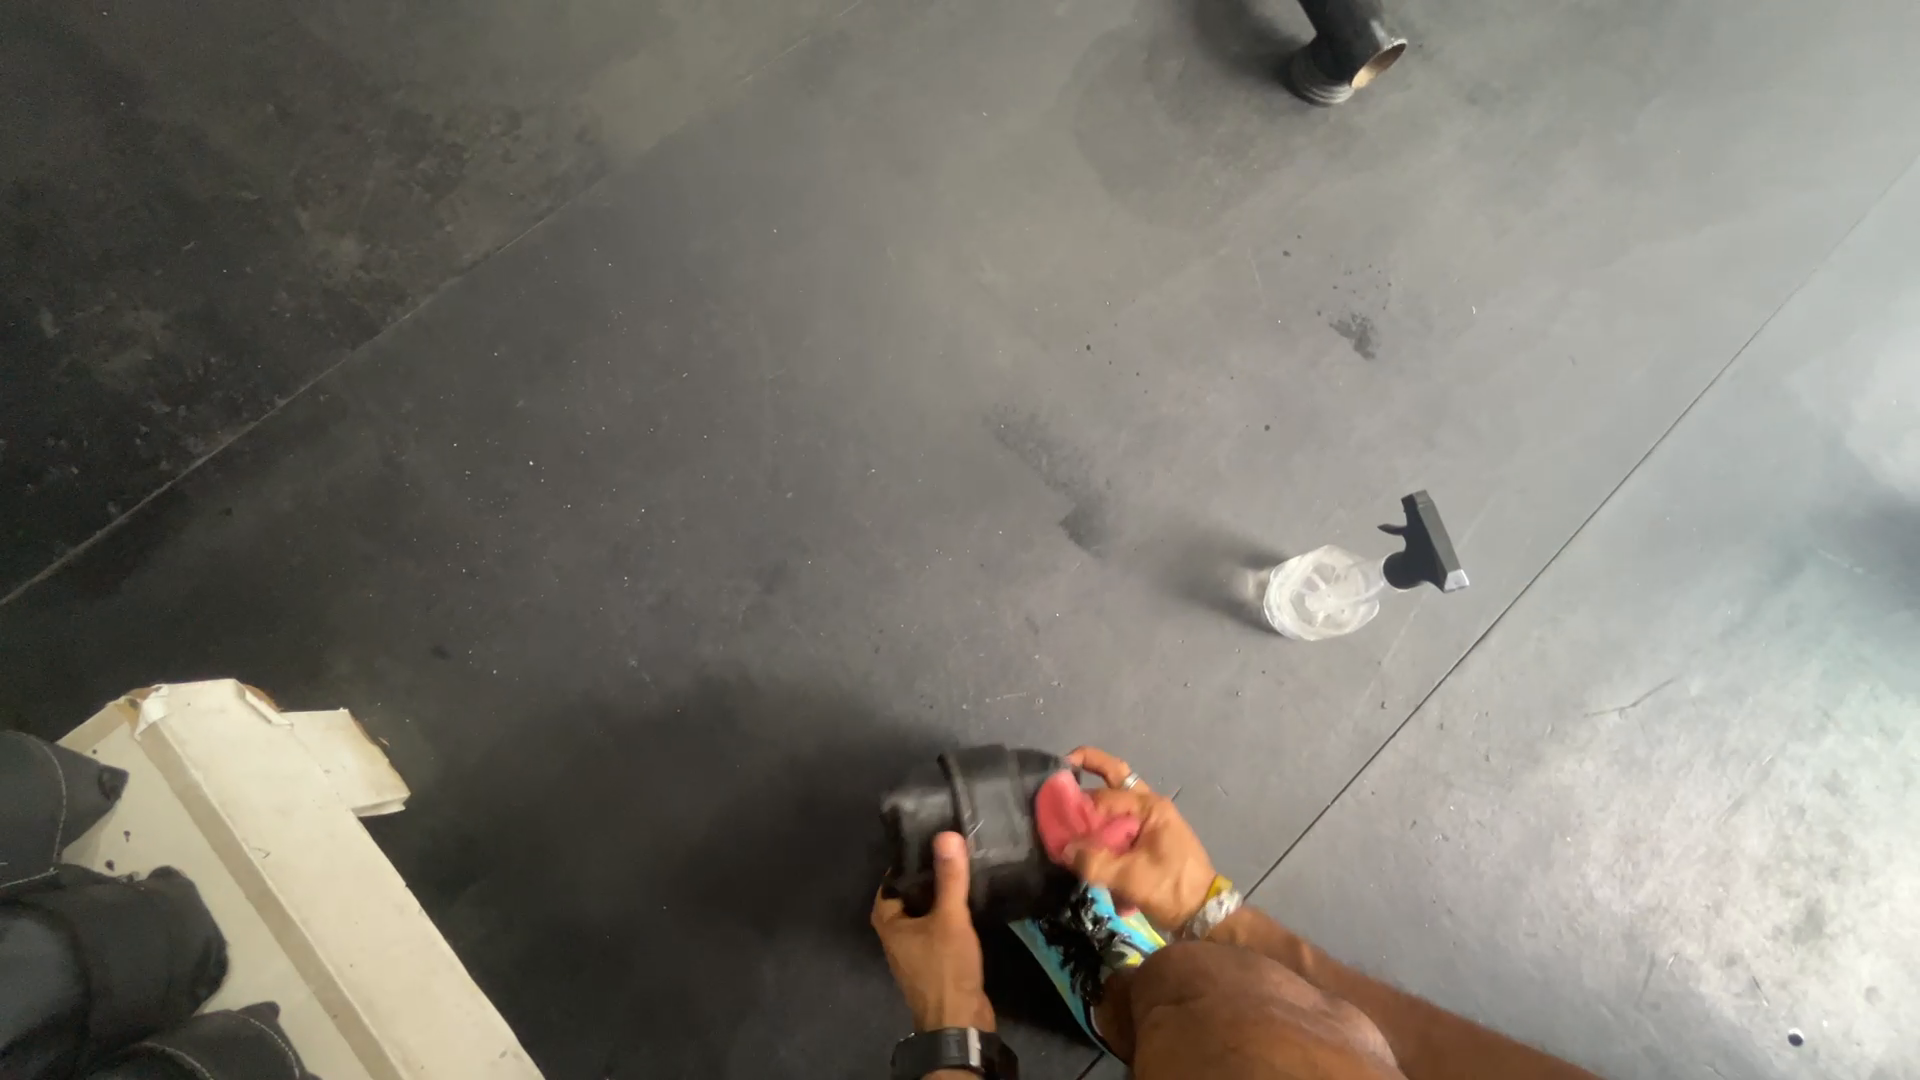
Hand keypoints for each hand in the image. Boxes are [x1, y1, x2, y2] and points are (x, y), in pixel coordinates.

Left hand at [871, 832, 994, 1031]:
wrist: (959, 1022)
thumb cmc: (945, 968)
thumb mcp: (950, 918)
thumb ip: (950, 878)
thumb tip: (946, 835)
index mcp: (888, 923)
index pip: (891, 881)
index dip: (907, 860)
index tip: (928, 840)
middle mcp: (896, 935)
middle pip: (909, 896)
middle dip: (926, 876)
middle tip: (947, 850)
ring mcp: (915, 950)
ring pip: (924, 912)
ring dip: (939, 895)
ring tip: (959, 868)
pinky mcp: (935, 961)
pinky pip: (937, 927)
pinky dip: (948, 914)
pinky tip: (967, 901)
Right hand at [1064, 746, 1218, 929]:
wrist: (1204, 916)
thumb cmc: (1172, 889)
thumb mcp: (1131, 878)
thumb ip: (1095, 862)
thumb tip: (1064, 849)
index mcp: (1150, 807)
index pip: (1105, 796)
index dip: (1079, 806)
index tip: (1058, 818)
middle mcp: (1150, 805)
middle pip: (1115, 776)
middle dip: (1089, 765)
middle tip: (1063, 767)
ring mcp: (1151, 820)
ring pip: (1117, 799)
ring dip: (1096, 801)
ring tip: (1071, 812)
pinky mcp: (1149, 838)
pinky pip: (1121, 823)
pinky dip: (1105, 829)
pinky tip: (1092, 848)